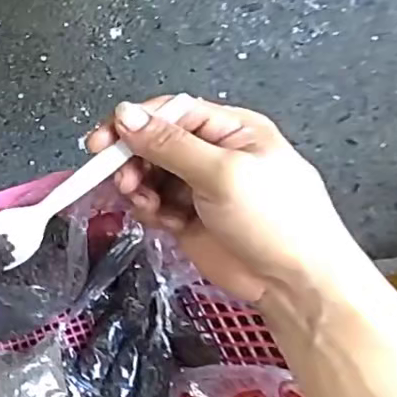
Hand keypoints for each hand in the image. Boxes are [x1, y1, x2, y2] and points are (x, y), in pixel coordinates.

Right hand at [85, 98, 376, 312]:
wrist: (293, 283)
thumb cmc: (278, 222)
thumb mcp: (222, 174)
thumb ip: (169, 144)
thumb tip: (126, 116)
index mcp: (229, 129)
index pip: (169, 113)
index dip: (133, 124)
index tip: (103, 141)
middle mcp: (211, 153)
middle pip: (152, 143)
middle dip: (131, 159)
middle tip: (120, 179)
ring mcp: (197, 186)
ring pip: (147, 174)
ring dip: (137, 187)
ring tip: (146, 203)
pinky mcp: (186, 216)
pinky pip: (152, 203)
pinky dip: (148, 209)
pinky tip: (160, 219)